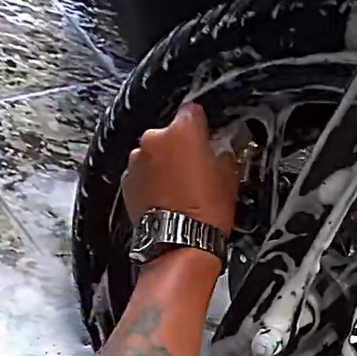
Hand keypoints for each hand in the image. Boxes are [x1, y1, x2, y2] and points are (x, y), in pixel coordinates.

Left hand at [122, 102, 237, 234]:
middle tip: (195, 168)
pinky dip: (151, 181)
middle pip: (169, 134)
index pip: (192, 112)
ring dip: (163, 164)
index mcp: (182, 131)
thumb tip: (218, 152)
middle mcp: (154, 140)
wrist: (180, 244)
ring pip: (153, 153)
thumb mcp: (229, 176)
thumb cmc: (205, 212)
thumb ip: (221, 154)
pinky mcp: (127, 182)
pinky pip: (141, 173)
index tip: (206, 137)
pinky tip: (166, 197)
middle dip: (180, 147)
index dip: (201, 125)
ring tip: (179, 187)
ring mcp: (137, 161)